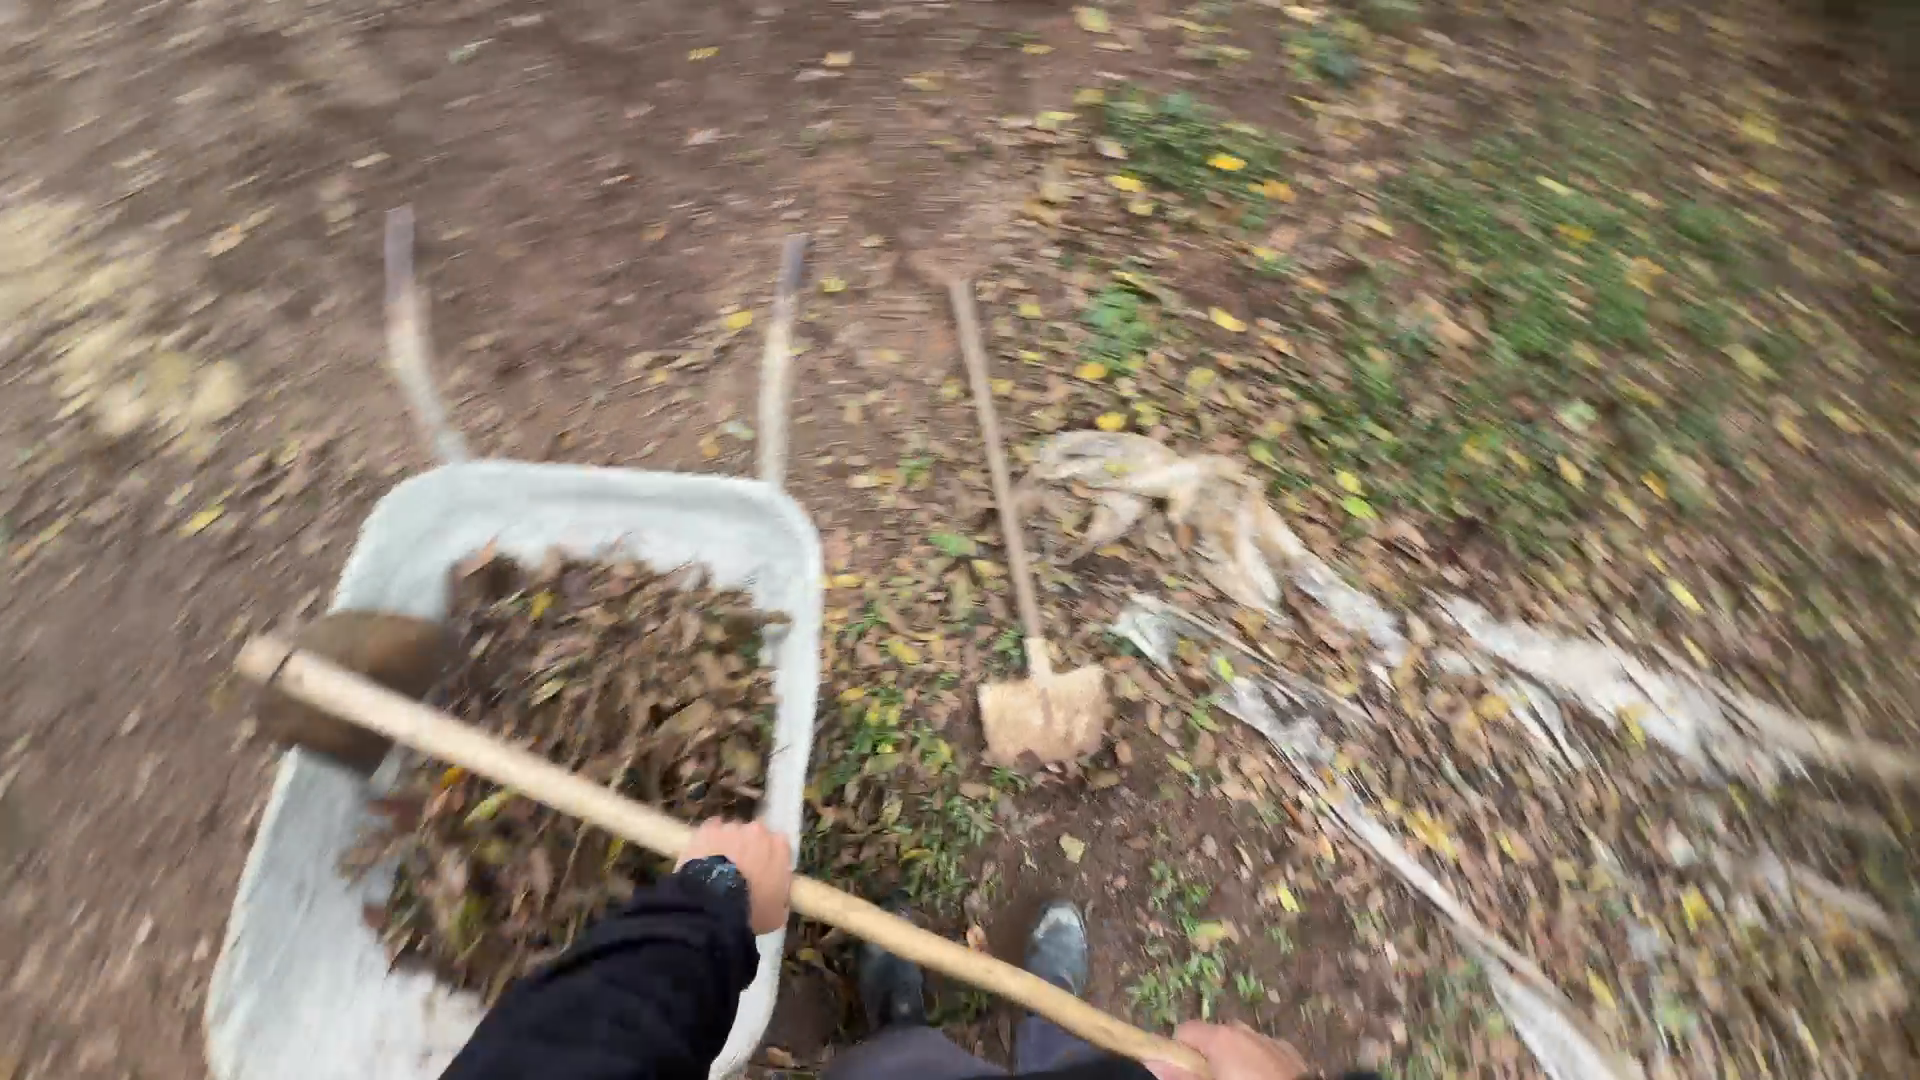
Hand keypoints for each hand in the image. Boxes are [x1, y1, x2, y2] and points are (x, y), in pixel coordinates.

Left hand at [676, 819, 792, 934]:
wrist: (713, 907)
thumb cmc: (751, 911)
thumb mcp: (778, 914)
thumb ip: (782, 895)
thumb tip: (780, 893)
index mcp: (780, 846)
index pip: (779, 846)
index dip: (769, 860)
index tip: (762, 874)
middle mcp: (759, 830)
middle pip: (755, 836)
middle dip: (749, 850)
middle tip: (739, 872)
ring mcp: (732, 828)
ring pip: (732, 833)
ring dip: (728, 846)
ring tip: (717, 869)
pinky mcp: (708, 829)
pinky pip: (711, 830)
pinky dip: (709, 840)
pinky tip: (704, 857)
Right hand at [1146, 1021, 1309, 1079]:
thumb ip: (1182, 1077)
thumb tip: (1152, 1061)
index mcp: (1220, 1036)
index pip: (1184, 1031)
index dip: (1179, 1055)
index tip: (1183, 1077)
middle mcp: (1242, 1029)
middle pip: (1213, 1038)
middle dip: (1209, 1060)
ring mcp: (1269, 1040)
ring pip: (1242, 1046)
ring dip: (1236, 1063)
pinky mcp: (1292, 1055)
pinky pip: (1266, 1055)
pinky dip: (1260, 1067)